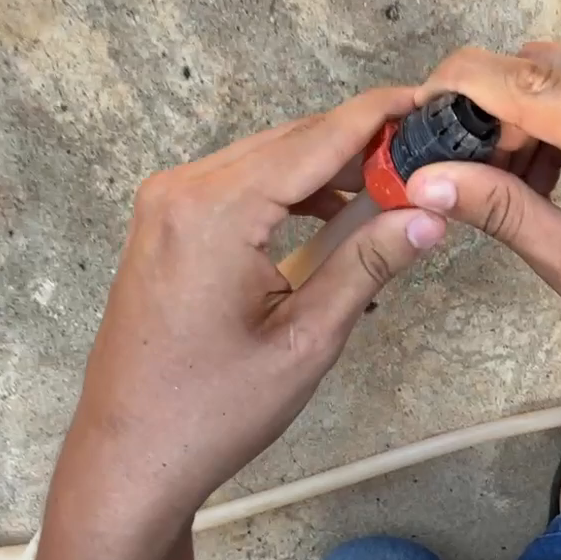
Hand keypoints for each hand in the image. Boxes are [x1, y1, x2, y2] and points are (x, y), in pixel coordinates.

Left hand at [47, 88, 446, 542]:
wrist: (131, 458)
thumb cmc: (214, 409)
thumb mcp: (308, 337)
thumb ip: (369, 263)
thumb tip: (428, 215)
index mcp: (215, 210)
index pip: (316, 140)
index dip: (379, 117)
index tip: (428, 101)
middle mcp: (182, 189)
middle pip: (290, 142)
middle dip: (359, 144)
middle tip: (423, 156)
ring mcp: (167, 205)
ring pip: (267, 161)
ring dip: (328, 170)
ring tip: (389, 189)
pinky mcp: (167, 227)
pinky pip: (242, 187)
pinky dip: (292, 193)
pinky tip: (332, 216)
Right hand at [403, 44, 560, 363]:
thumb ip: (505, 213)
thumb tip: (427, 180)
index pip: (534, 84)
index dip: (465, 88)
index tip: (419, 107)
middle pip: (545, 65)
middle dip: (494, 110)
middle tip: (472, 170)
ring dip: (524, 113)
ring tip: (514, 179)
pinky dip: (556, 113)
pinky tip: (548, 166)